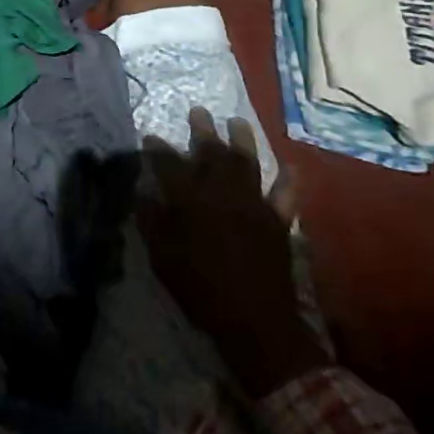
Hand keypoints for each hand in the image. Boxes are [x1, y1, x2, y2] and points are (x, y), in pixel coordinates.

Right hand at [138, 107, 328, 397]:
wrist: (254, 321)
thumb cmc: (199, 287)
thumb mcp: (162, 256)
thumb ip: (151, 221)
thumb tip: (142, 194)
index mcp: (190, 199)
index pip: (169, 165)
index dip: (157, 149)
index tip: (149, 137)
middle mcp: (222, 193)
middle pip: (211, 154)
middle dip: (202, 131)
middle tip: (198, 111)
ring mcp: (253, 205)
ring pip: (247, 165)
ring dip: (242, 141)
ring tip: (237, 121)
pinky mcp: (277, 223)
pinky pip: (285, 197)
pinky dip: (288, 182)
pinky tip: (291, 167)